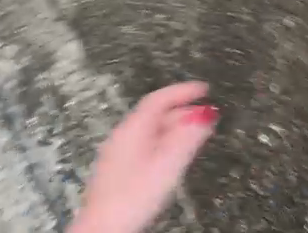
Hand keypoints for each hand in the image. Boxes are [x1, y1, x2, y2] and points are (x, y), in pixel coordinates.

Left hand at [68, 82, 218, 232]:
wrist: (102, 228)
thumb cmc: (132, 197)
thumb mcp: (167, 165)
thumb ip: (187, 138)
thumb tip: (204, 116)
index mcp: (133, 127)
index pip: (160, 98)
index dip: (183, 91)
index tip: (203, 89)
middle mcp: (123, 134)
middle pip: (155, 114)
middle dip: (182, 111)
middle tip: (205, 114)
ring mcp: (117, 152)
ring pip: (149, 131)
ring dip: (173, 128)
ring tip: (194, 134)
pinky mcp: (116, 171)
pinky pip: (144, 145)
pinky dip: (162, 143)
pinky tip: (170, 158)